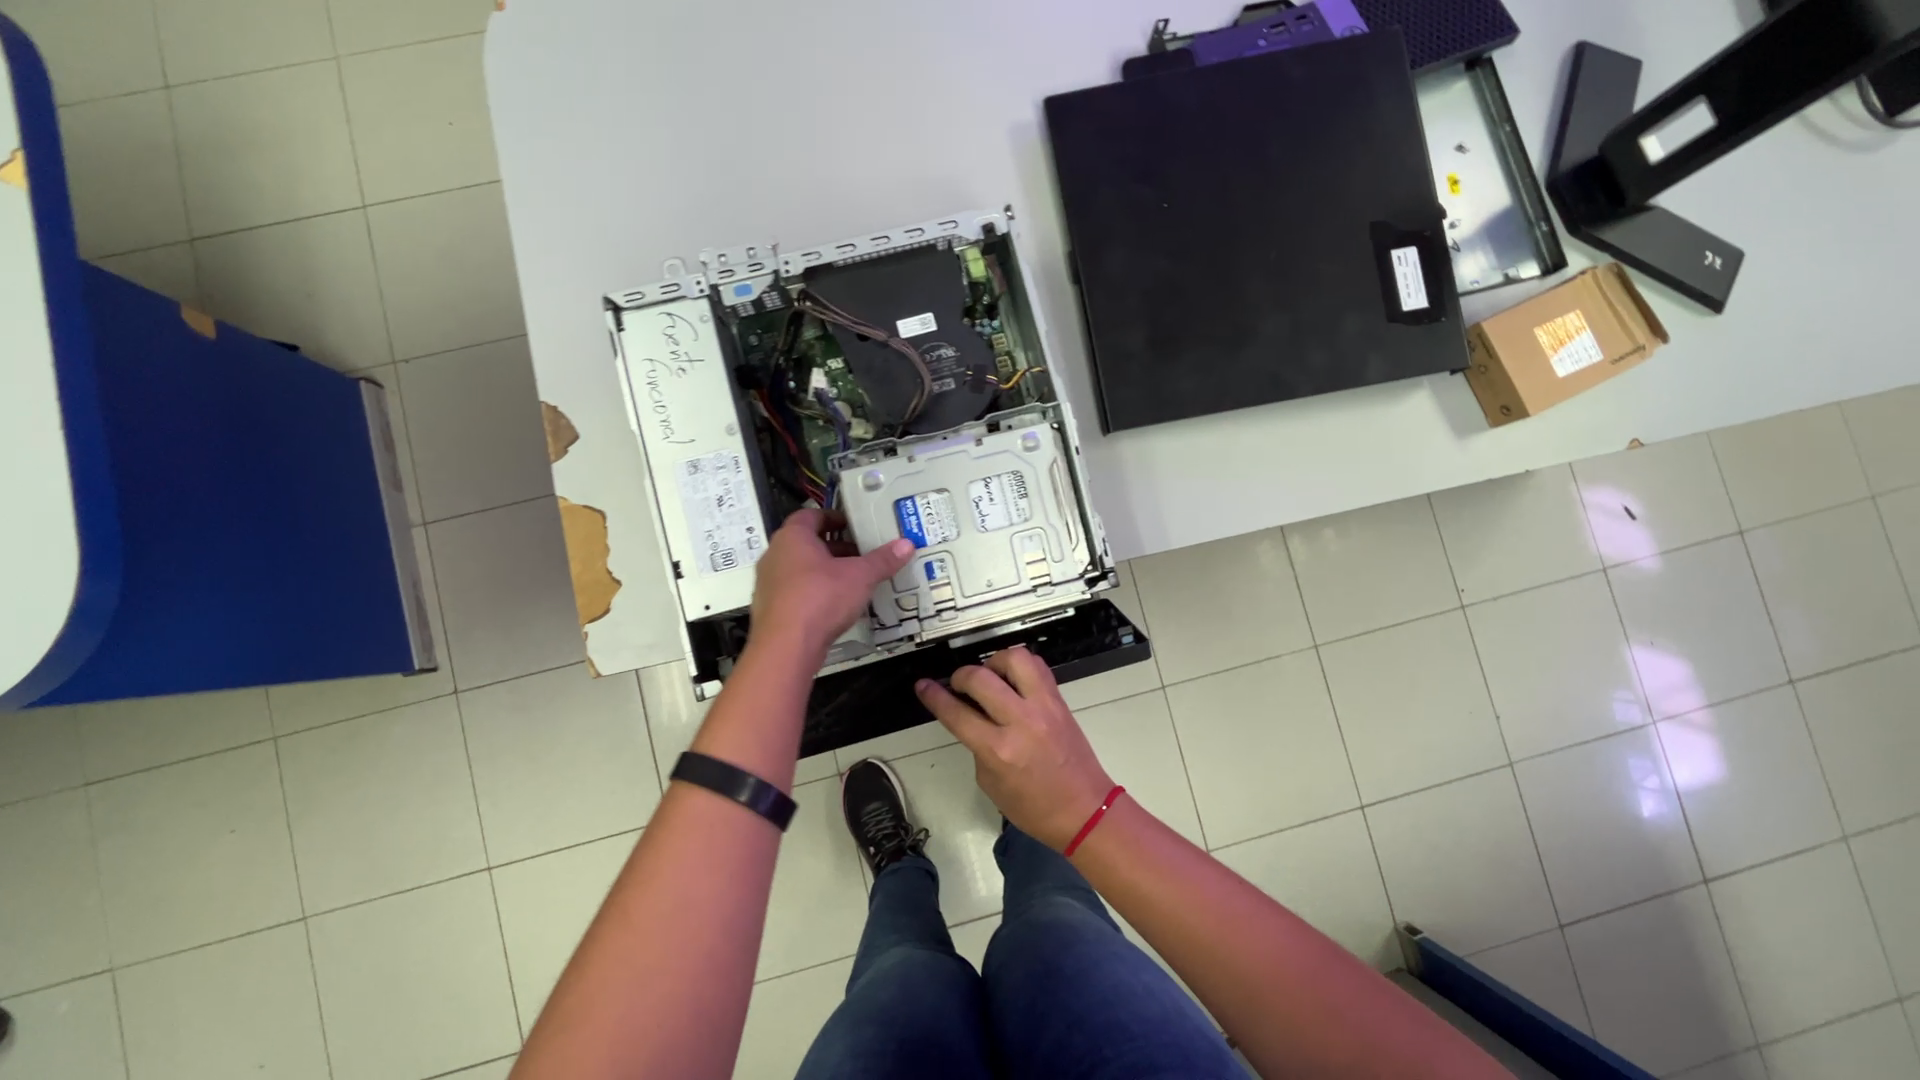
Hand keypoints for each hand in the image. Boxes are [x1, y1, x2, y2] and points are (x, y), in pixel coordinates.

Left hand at [751, 509, 912, 660]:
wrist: (787, 645)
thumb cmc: (821, 597)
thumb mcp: (860, 576)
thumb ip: (883, 560)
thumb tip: (907, 544)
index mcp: (793, 536)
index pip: (811, 515)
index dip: (833, 518)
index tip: (853, 525)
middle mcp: (775, 554)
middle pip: (806, 543)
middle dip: (834, 547)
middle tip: (859, 555)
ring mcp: (769, 583)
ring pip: (800, 568)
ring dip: (824, 571)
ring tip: (852, 580)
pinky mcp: (770, 608)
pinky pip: (795, 592)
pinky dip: (814, 592)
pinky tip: (834, 605)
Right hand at [915, 647, 1115, 850]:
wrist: (1084, 811)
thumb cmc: (1034, 808)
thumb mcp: (990, 784)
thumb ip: (977, 746)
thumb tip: (972, 717)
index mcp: (998, 750)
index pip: (957, 713)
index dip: (934, 696)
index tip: (923, 686)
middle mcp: (1021, 721)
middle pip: (980, 678)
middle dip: (960, 676)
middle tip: (958, 686)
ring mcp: (1044, 706)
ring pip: (1014, 659)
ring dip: (993, 662)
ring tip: (989, 677)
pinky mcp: (1059, 701)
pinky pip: (1037, 666)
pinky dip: (1018, 666)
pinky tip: (1011, 680)